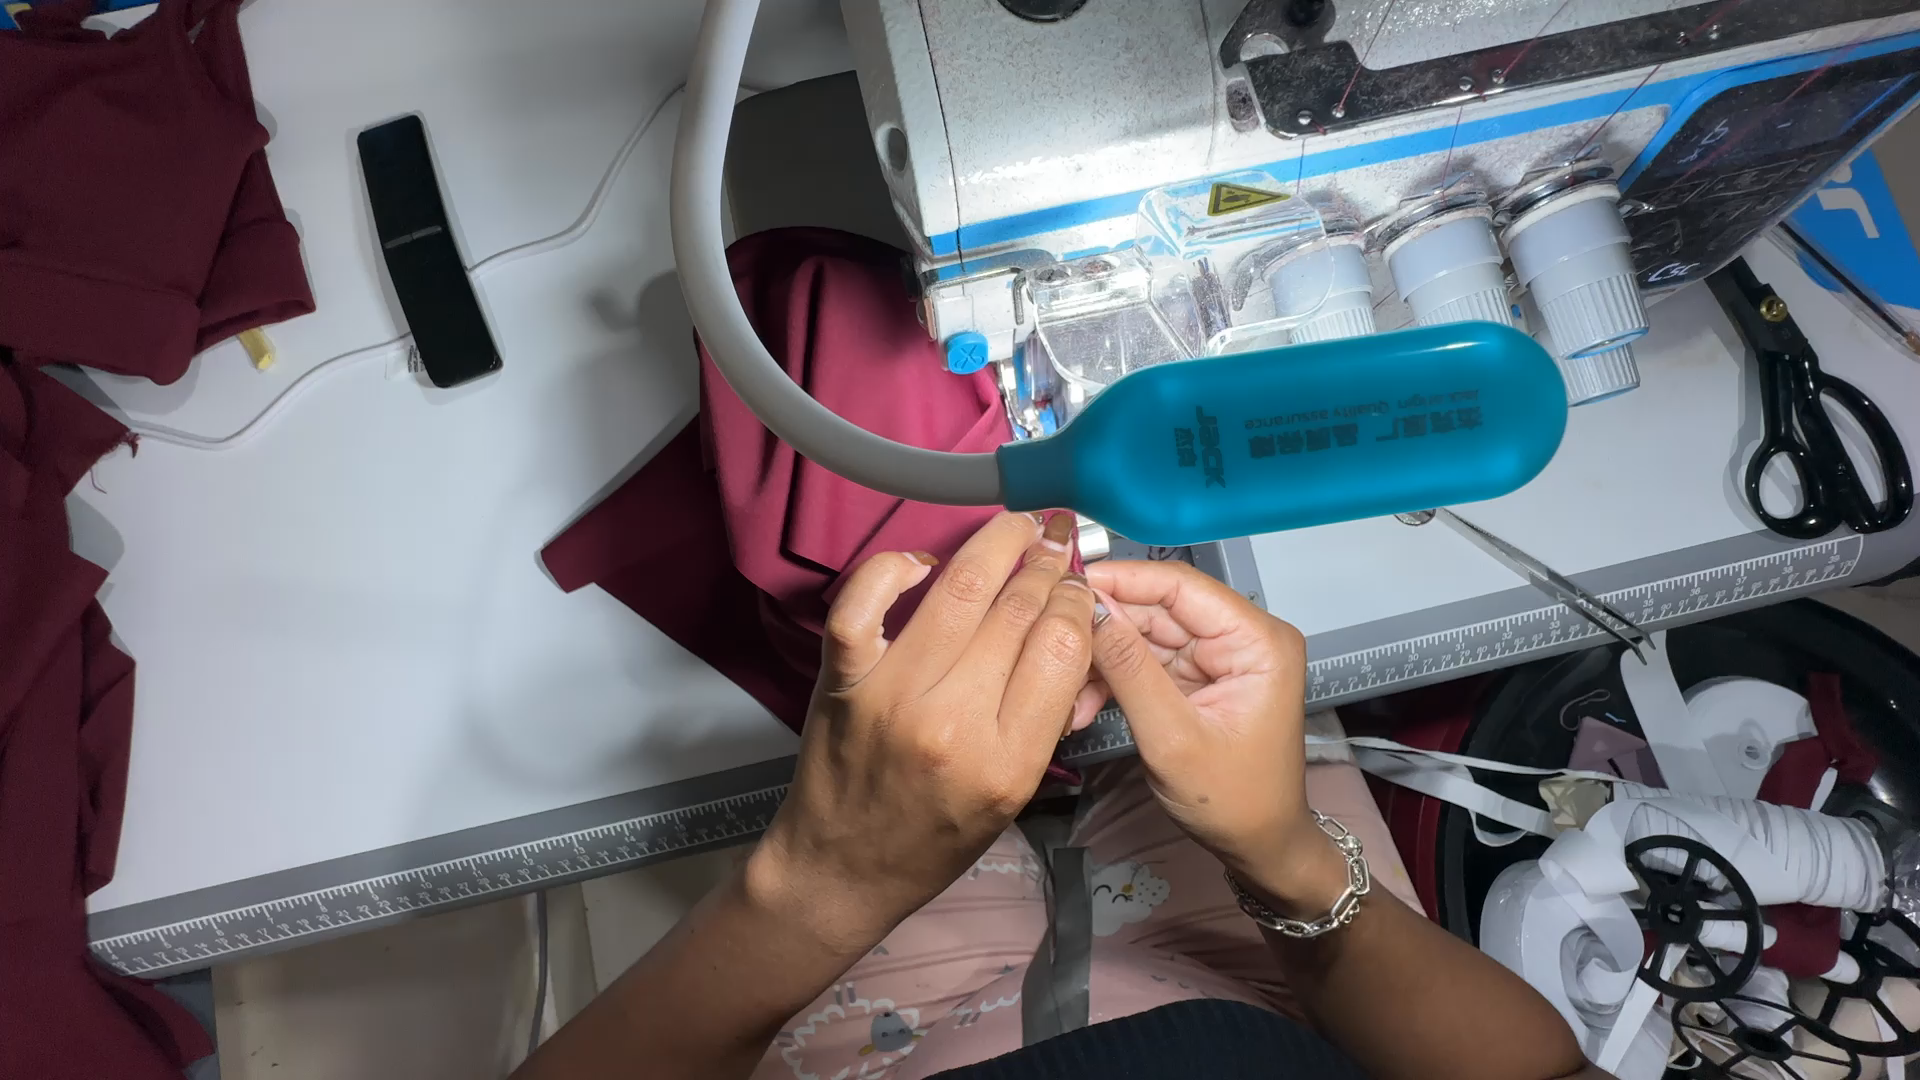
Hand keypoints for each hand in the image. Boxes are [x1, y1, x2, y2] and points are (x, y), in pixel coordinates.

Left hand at [748, 510, 1096, 949]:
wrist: (842, 867)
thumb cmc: (936, 839)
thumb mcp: (1015, 795)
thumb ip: (1046, 717)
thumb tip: (1068, 633)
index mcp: (1007, 759)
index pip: (1060, 647)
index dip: (1075, 601)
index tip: (1076, 585)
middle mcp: (951, 720)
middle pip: (1016, 611)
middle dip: (1045, 565)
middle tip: (1055, 542)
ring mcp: (891, 692)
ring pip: (957, 590)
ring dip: (995, 544)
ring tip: (1018, 526)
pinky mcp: (843, 676)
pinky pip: (864, 599)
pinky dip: (894, 567)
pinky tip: (924, 562)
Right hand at [1085, 560, 1344, 914]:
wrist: (1257, 847)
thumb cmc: (1231, 800)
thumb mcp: (1172, 737)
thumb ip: (1129, 669)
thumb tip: (1089, 609)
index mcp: (1255, 639)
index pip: (1180, 585)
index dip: (1121, 579)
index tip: (1065, 582)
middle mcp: (1237, 635)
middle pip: (1155, 608)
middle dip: (1103, 630)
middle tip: (1049, 641)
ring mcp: (1214, 654)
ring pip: (1140, 633)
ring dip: (1100, 661)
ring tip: (1065, 693)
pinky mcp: (1193, 674)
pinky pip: (1141, 660)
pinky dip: (1110, 679)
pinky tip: (1081, 704)